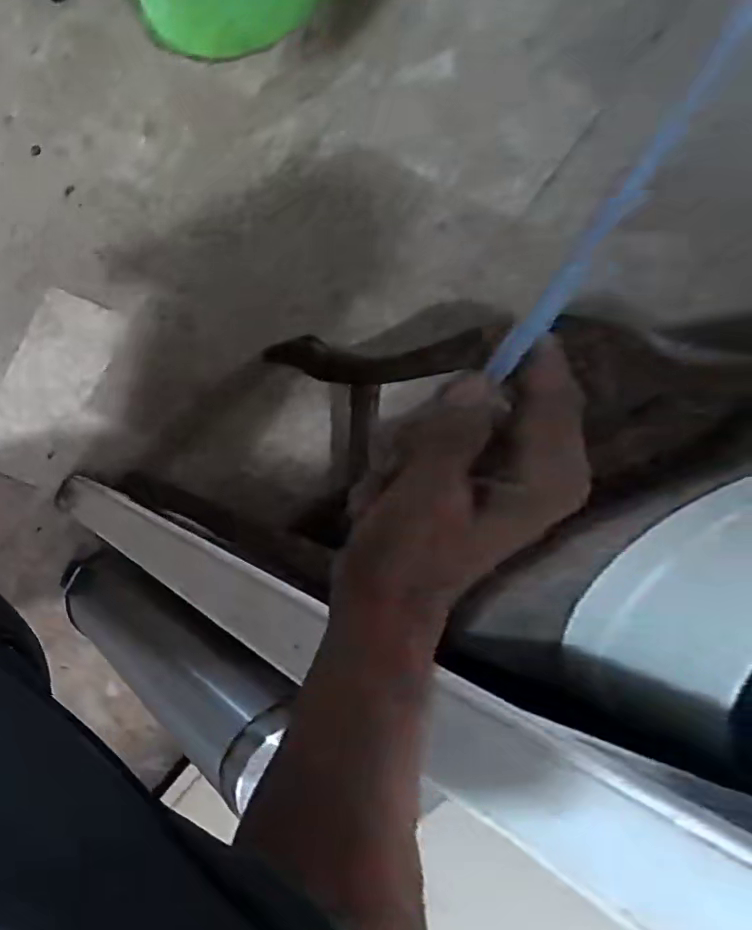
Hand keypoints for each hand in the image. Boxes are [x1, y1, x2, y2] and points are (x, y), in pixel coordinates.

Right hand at [336, 336, 589, 622]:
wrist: (380, 601)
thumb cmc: (405, 553)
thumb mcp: (422, 493)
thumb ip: (450, 435)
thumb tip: (475, 380)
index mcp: (546, 476)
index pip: (550, 401)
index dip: (533, 362)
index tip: (510, 327)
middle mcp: (533, 474)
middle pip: (488, 414)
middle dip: (430, 430)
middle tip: (395, 456)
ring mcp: (495, 483)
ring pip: (448, 433)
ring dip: (404, 454)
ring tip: (380, 492)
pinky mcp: (462, 491)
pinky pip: (430, 455)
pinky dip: (397, 471)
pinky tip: (379, 500)